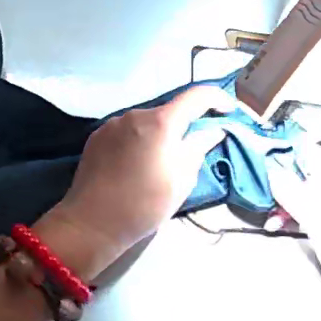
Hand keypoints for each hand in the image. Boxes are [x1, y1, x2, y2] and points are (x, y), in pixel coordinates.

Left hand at [38, 85, 237, 279]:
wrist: (92, 224)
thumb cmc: (144, 205)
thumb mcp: (182, 180)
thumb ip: (199, 147)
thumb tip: (213, 131)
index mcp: (161, 122)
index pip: (197, 96)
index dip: (217, 99)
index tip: (228, 111)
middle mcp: (135, 114)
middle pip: (170, 111)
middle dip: (185, 124)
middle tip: (194, 146)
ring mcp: (113, 124)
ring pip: (147, 122)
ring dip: (160, 133)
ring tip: (161, 161)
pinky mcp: (97, 136)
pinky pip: (128, 131)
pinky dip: (140, 140)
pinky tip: (138, 163)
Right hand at [268, 114, 320, 320]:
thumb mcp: (317, 215)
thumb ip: (290, 190)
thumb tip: (270, 170)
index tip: (296, 117)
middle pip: (317, 156)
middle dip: (290, 155)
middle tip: (268, 156)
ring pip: (307, 182)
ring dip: (285, 187)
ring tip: (268, 191)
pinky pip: (304, 206)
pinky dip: (288, 210)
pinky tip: (277, 220)